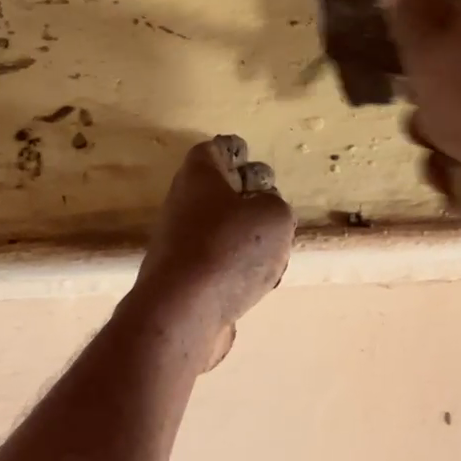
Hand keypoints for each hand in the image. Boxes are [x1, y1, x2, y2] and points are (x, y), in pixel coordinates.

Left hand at [129, 136, 295, 368]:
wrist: (184, 311)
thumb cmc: (230, 249)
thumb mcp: (274, 217)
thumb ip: (276, 207)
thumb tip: (265, 216)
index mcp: (200, 174)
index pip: (219, 149)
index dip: (236, 150)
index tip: (248, 154)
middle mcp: (186, 204)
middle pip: (221, 190)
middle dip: (248, 194)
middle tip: (272, 202)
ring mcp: (183, 244)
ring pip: (224, 229)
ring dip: (249, 237)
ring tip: (274, 249)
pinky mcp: (188, 279)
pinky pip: (221, 264)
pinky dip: (239, 269)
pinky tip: (258, 282)